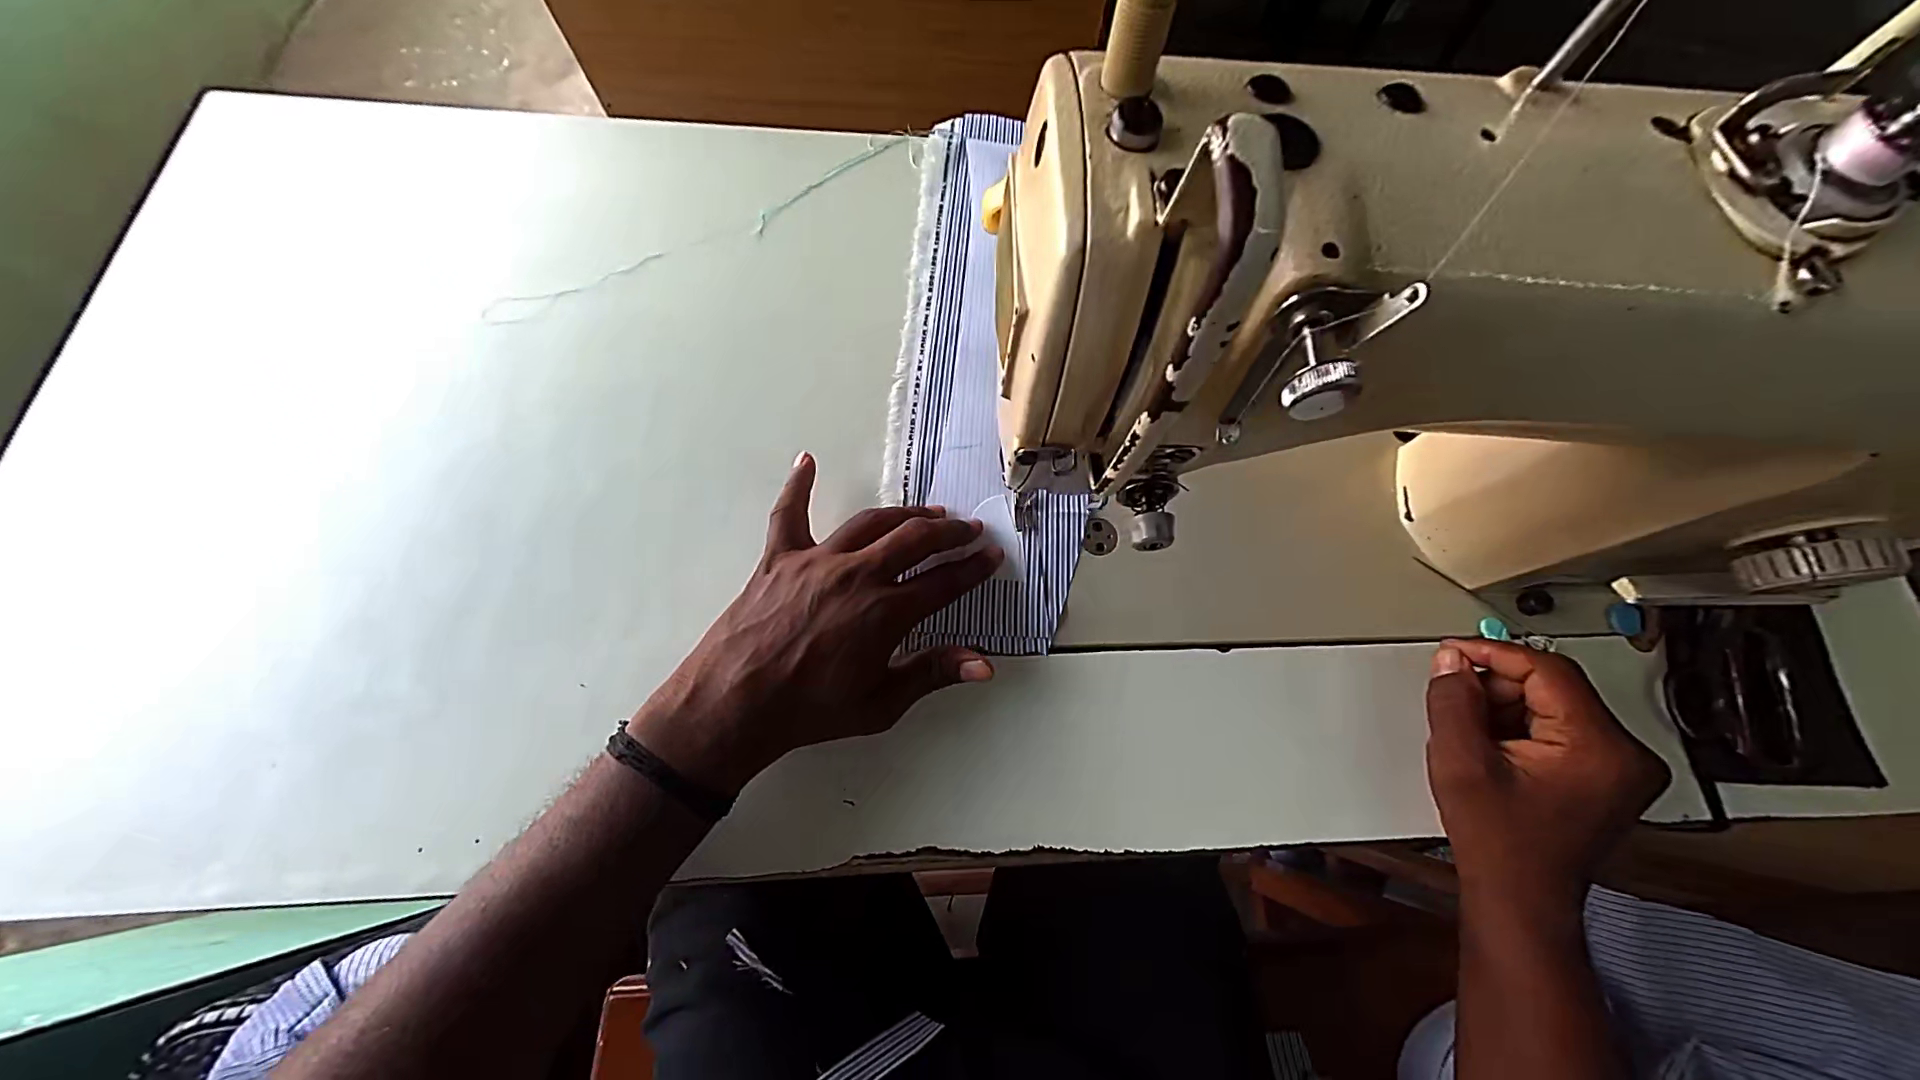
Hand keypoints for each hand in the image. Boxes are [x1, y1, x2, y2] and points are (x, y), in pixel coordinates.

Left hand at [630, 453, 1003, 792]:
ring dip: (904, 514)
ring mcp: (817, 562)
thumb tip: (983, 664)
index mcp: (886, 613)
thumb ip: (934, 673)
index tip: (990, 555)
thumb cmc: (807, 710)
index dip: (973, 567)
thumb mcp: (882, 703)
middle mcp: (857, 577)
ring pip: (871, 522)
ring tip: (926, 512)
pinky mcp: (780, 559)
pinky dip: (798, 486)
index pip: (944, 582)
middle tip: (968, 529)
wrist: (735, 705)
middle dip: (950, 532)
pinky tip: (807, 463)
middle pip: (916, 540)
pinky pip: (790, 513)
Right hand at [1426, 639, 1670, 914]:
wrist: (1519, 892)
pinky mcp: (1604, 771)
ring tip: (1473, 740)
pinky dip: (1514, 725)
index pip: (1548, 670)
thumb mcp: (1459, 761)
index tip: (1455, 651)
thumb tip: (1451, 661)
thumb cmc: (1500, 843)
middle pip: (1550, 685)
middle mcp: (1625, 754)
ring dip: (1500, 707)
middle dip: (1494, 687)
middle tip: (1455, 705)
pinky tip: (1490, 750)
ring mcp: (1618, 764)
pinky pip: (1554, 724)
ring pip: (1549, 703)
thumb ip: (1452, 701)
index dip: (1493, 654)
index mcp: (1601, 748)